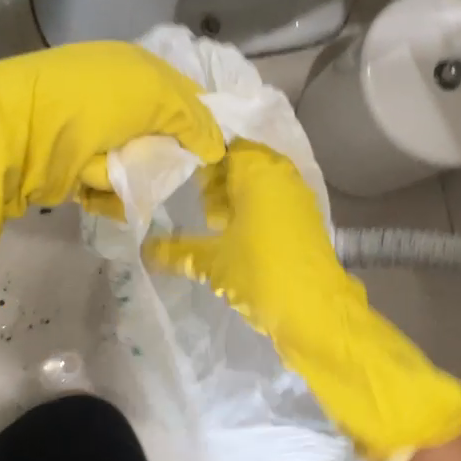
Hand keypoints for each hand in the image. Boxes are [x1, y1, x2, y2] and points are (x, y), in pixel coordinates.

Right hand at [144, 140, 460, 460]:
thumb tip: (144, 250)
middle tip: (196, 207)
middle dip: (218, 183)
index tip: (178, 180)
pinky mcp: (307, 224)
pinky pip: (274, 206)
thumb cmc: (261, 273)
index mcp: (259, 171)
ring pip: (260, 186)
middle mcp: (282, 177)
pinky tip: (236, 242)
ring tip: (214, 227)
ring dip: (236, 200)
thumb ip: (176, 251)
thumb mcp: (211, 262)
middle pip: (243, 165)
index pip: (225, 148)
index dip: (201, 162)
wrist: (316, 312)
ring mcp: (299, 200)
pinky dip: (254, 215)